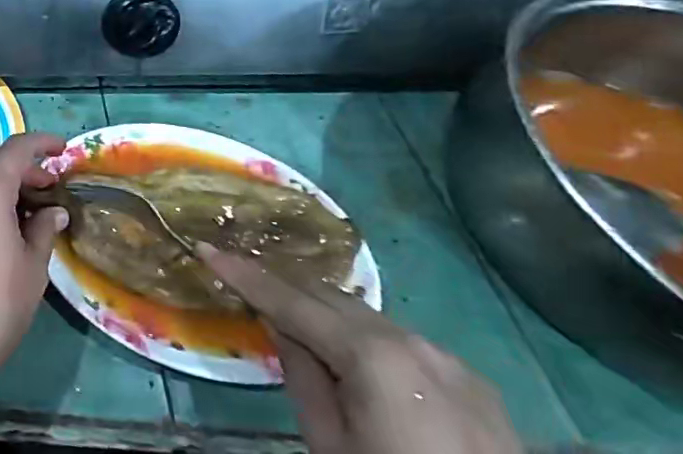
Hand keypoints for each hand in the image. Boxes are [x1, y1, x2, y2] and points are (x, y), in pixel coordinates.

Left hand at [0, 132, 68, 408]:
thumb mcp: (32, 267)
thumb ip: (44, 229)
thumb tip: (53, 211)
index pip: (19, 148)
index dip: (44, 143)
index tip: (64, 149)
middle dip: (27, 168)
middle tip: (53, 189)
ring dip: (7, 181)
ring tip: (33, 206)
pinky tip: (7, 219)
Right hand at [196, 243, 522, 453]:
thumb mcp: (331, 449)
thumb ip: (303, 379)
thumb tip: (285, 329)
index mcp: (372, 354)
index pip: (292, 302)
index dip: (246, 274)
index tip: (208, 248)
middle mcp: (411, 338)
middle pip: (333, 299)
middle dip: (289, 290)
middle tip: (247, 282)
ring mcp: (448, 357)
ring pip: (371, 320)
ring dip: (331, 319)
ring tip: (302, 330)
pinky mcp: (474, 382)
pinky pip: (407, 347)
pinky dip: (372, 346)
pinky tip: (365, 373)